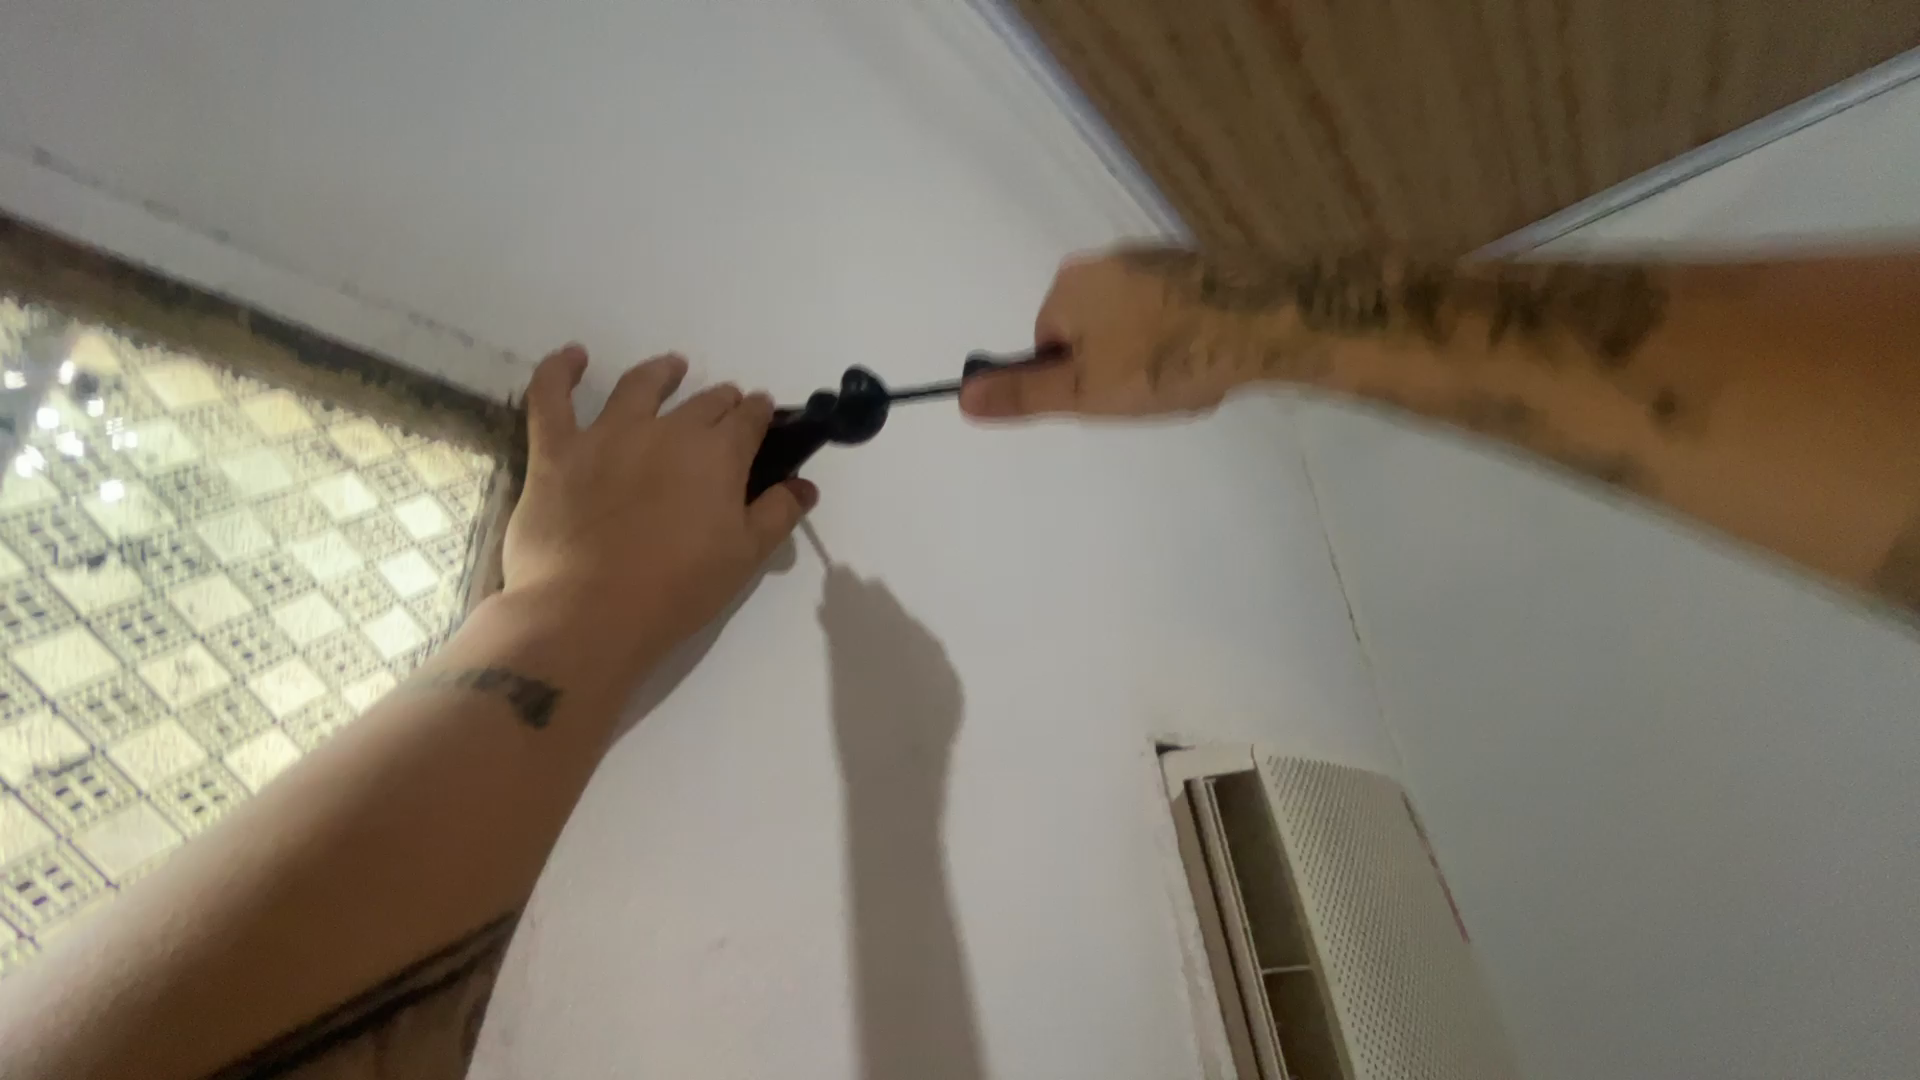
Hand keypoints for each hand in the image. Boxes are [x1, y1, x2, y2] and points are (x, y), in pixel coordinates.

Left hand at [499, 345, 816, 680]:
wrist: (590, 612)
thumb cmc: (679, 587)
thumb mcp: (746, 555)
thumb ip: (779, 513)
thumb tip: (805, 485)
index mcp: (718, 453)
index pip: (749, 418)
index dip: (760, 412)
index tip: (763, 413)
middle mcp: (668, 430)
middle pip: (704, 401)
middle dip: (723, 400)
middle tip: (728, 407)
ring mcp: (608, 435)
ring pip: (639, 386)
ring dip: (662, 373)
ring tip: (672, 367)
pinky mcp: (557, 450)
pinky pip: (552, 397)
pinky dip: (560, 370)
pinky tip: (572, 355)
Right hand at [959, 249, 1249, 418]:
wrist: (1264, 322)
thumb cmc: (1162, 361)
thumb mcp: (1082, 391)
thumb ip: (1022, 394)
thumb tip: (962, 397)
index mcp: (1067, 286)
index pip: (1048, 346)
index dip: (1075, 380)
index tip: (1109, 393)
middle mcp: (1102, 261)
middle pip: (1088, 334)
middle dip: (1112, 367)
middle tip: (1147, 390)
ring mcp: (1151, 259)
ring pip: (1129, 326)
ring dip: (1147, 357)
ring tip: (1180, 377)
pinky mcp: (1193, 266)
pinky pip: (1166, 313)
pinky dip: (1177, 338)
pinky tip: (1203, 356)